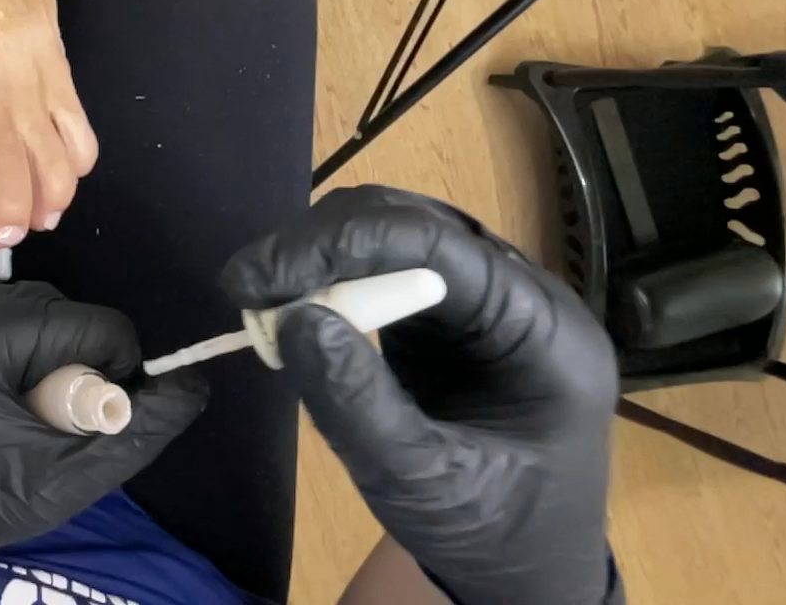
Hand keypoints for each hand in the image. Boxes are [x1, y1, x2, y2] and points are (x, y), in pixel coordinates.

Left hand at [0, 276, 206, 590]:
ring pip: (45, 315)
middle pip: (74, 317)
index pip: (103, 326)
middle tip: (45, 426)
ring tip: (18, 415)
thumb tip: (191, 386)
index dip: (116, 378)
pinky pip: (11, 318)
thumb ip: (131, 435)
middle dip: (80, 371)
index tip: (86, 425)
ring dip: (52, 362)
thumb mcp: (53, 481)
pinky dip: (22, 353)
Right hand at [220, 186, 622, 604]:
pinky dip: (319, 269)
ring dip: (311, 252)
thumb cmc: (486, 532)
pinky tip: (289, 300)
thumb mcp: (423, 486)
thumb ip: (360, 406)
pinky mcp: (435, 301)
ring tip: (260, 296)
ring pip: (380, 226)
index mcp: (541, 331)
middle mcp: (513, 291)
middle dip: (314, 244)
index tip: (259, 281)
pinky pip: (370, 256)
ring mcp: (474, 291)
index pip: (432, 244)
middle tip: (245, 288)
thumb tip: (291, 318)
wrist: (515, 566)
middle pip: (402, 220)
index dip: (337, 246)